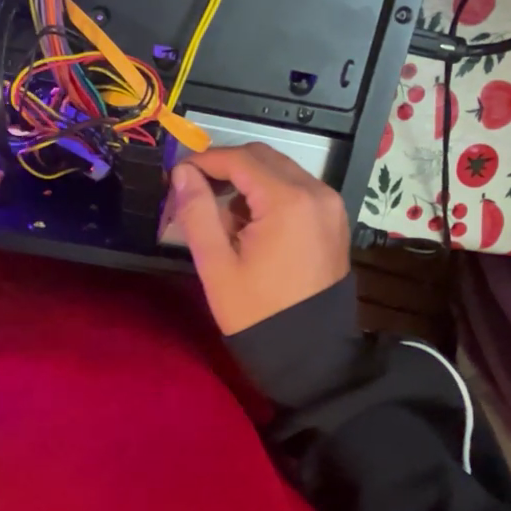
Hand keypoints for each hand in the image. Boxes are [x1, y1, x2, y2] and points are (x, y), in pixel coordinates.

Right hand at [168, 143, 350, 334]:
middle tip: (194, 189)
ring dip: (248, 179)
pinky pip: (297, 188)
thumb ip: (197, 212)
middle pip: (263, 156)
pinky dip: (270, 192)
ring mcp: (330, 205)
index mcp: (288, 201)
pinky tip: (250, 221)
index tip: (178, 174)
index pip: (240, 159)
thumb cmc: (257, 312)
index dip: (205, 160)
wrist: (309, 353)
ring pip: (281, 170)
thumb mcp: (217, 265)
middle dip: (226, 166)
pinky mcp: (333, 218)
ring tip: (220, 212)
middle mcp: (316, 192)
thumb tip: (183, 174)